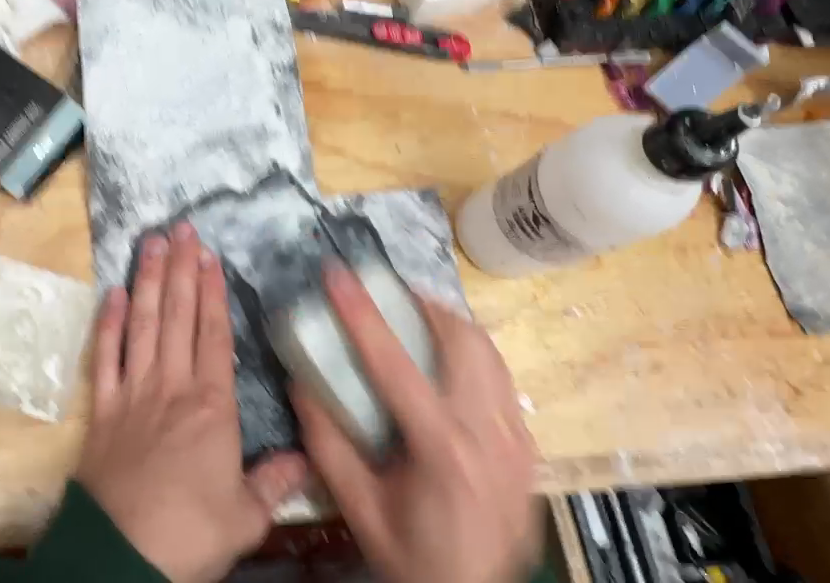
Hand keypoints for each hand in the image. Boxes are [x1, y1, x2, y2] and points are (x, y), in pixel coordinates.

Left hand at [77, 223, 308, 582]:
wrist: (121, 557)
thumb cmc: (191, 535)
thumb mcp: (245, 517)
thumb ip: (274, 483)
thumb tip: (305, 460)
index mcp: (211, 405)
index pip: (214, 335)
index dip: (212, 292)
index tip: (209, 255)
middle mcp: (171, 387)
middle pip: (177, 316)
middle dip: (181, 269)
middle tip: (180, 228)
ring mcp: (132, 394)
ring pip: (142, 325)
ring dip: (148, 281)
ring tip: (151, 243)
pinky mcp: (101, 411)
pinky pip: (104, 357)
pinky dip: (108, 324)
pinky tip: (113, 294)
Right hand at [294, 266, 538, 582]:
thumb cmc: (412, 556)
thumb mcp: (358, 507)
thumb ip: (327, 444)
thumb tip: (301, 382)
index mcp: (443, 451)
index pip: (396, 363)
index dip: (361, 313)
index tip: (337, 274)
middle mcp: (489, 434)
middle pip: (461, 339)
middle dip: (420, 303)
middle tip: (385, 292)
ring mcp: (516, 438)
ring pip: (488, 351)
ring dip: (448, 324)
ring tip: (414, 315)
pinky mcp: (527, 445)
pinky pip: (500, 378)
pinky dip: (470, 353)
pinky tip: (444, 362)